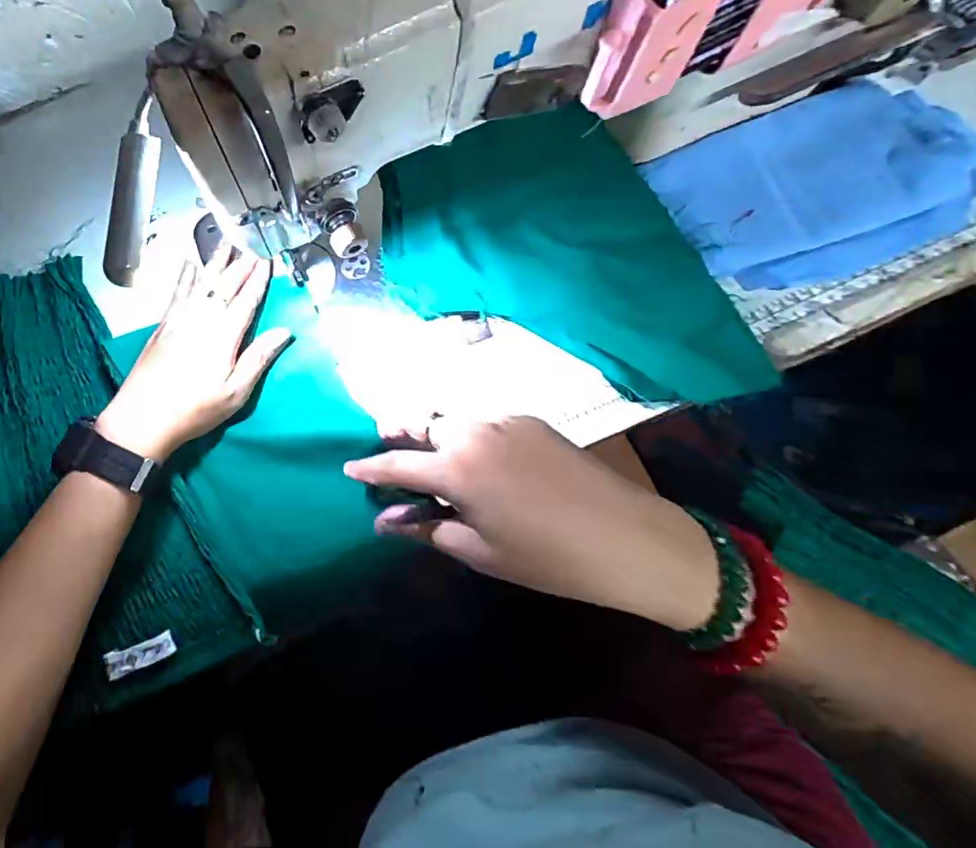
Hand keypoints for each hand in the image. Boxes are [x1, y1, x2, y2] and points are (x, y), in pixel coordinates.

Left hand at [95, 249, 292, 461]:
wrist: (140, 420)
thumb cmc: (193, 411)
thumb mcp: (235, 393)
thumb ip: (258, 359)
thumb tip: (283, 332)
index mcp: (223, 336)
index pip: (245, 300)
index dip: (258, 280)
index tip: (267, 261)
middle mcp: (200, 320)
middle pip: (223, 285)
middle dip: (240, 265)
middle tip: (251, 247)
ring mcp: (178, 320)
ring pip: (200, 282)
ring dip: (214, 262)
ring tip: (225, 243)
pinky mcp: (162, 325)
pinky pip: (177, 292)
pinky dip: (186, 275)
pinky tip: (189, 265)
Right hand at [343, 416, 718, 630]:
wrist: (625, 536)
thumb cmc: (546, 558)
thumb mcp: (480, 551)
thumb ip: (428, 528)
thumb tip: (386, 520)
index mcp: (457, 467)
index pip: (398, 462)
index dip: (371, 467)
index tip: (349, 467)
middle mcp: (476, 431)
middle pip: (425, 423)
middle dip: (403, 436)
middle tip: (395, 457)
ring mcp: (508, 420)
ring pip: (457, 418)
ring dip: (439, 434)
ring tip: (439, 462)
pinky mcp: (534, 420)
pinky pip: (488, 421)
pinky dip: (472, 435)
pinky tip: (483, 462)